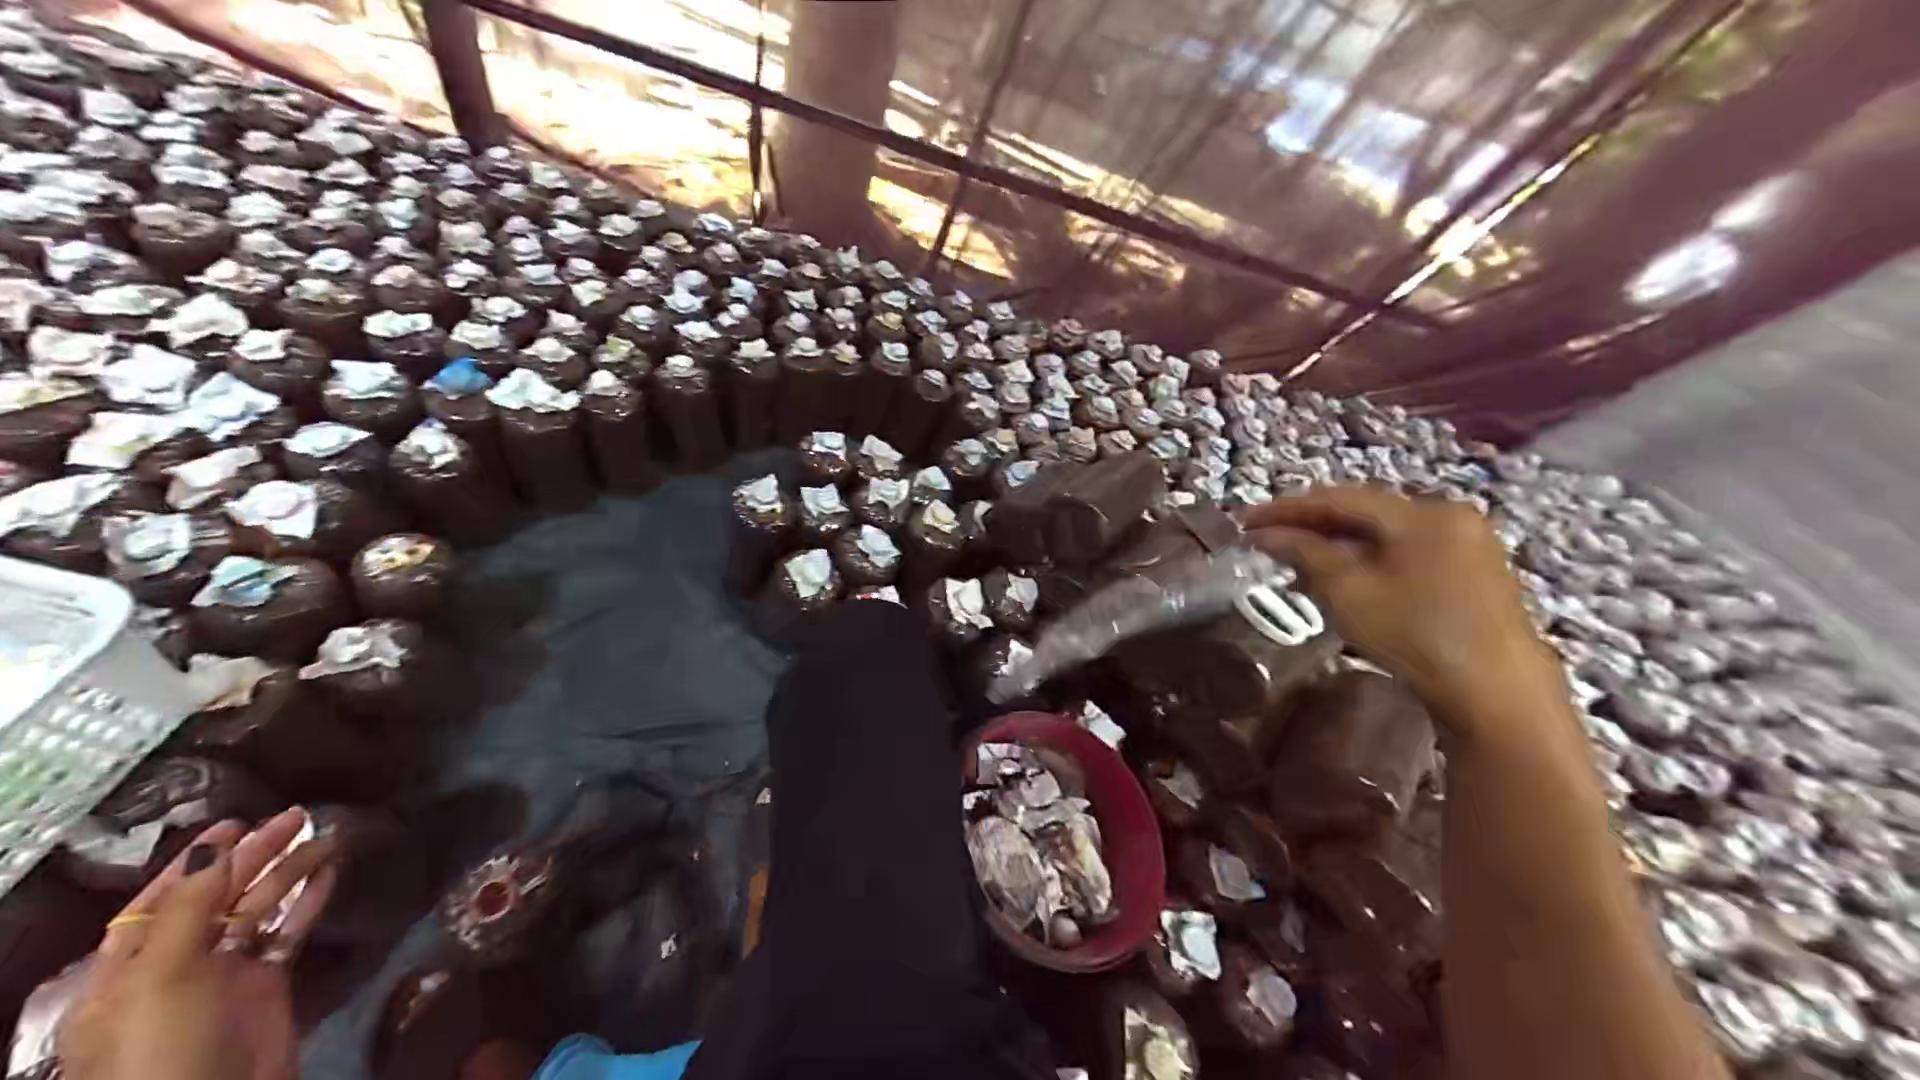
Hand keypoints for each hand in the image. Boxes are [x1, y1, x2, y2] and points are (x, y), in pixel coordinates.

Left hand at [59, 808, 340, 1079]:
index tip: (239, 821)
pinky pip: (289, 932)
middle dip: (256, 855)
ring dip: (291, 873)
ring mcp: (225, 975)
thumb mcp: (160, 977)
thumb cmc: (163, 1045)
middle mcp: (176, 965)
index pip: (160, 900)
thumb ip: (186, 909)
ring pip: (260, 909)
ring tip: (328, 839)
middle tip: (299, 817)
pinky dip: (310, 901)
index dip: (196, 860)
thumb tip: (214, 843)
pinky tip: (331, 875)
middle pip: (218, 897)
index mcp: (129, 967)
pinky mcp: (268, 983)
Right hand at [1240, 486, 1565, 746]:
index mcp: (1422, 513)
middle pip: (1363, 512)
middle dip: (1309, 525)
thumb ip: (1305, 554)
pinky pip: (1404, 552)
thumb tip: (1266, 535)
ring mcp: (1466, 544)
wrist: (1498, 697)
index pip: (1338, 498)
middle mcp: (1448, 516)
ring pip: (1383, 534)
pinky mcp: (1472, 572)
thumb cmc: (1417, 637)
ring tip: (1293, 560)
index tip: (1245, 521)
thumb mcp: (1349, 593)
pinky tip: (1339, 578)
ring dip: (1335, 544)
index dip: (1286, 508)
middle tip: (1265, 539)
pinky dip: (1365, 559)